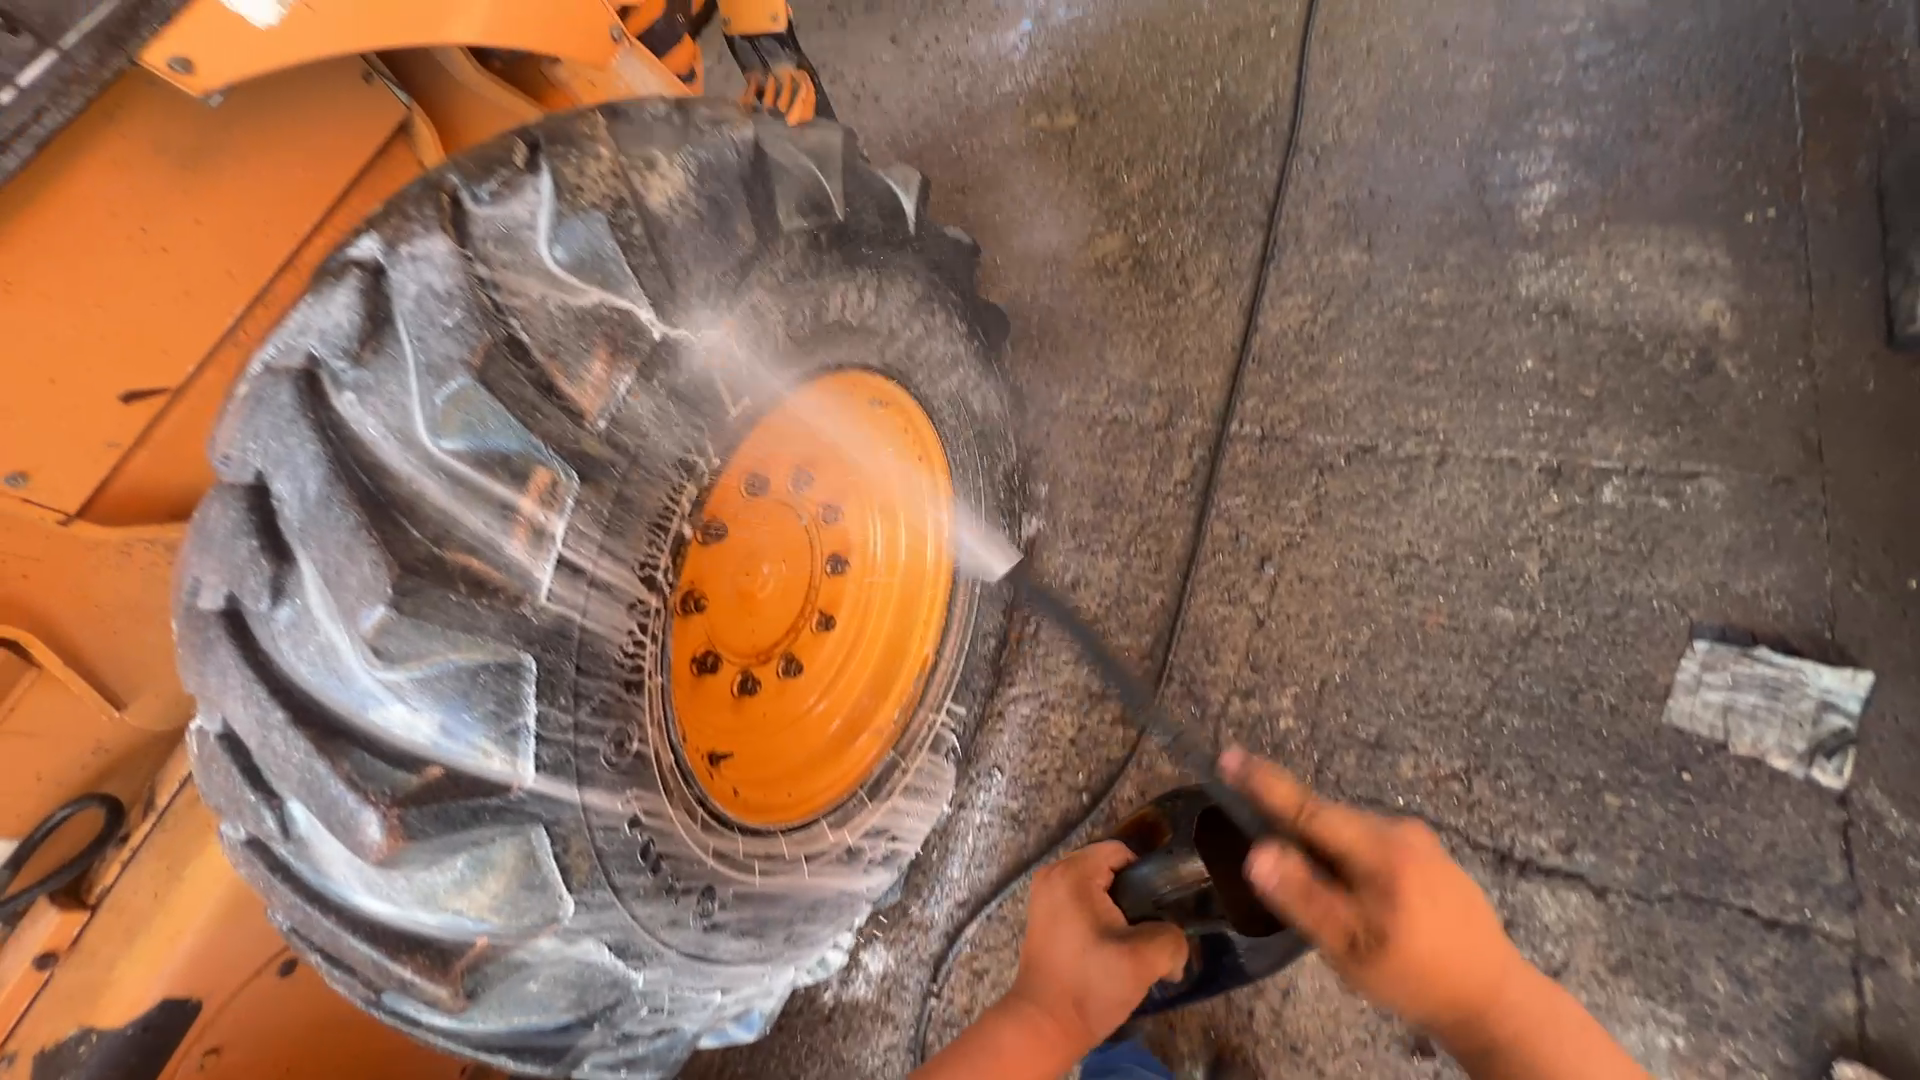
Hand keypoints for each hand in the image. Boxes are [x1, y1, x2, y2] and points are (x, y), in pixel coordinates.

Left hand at [1003, 841, 1189, 1052]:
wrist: (1044, 1023)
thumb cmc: (1091, 985)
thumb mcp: (1144, 960)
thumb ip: (1171, 938)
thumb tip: (1174, 939)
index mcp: (1073, 872)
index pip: (1119, 852)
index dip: (1144, 877)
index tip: (1156, 911)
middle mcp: (1053, 873)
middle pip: (1105, 867)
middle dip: (1129, 895)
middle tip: (1144, 930)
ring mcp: (1043, 893)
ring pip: (1092, 885)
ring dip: (1113, 908)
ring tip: (1126, 942)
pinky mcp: (1041, 914)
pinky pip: (1077, 899)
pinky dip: (1095, 915)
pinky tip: (1104, 947)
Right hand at [1219, 748, 1532, 1043]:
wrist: (1499, 1003)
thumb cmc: (1417, 977)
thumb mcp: (1352, 949)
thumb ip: (1303, 898)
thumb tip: (1256, 853)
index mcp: (1378, 851)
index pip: (1307, 808)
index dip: (1264, 783)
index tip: (1229, 756)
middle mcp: (1399, 832)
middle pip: (1326, 819)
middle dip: (1295, 831)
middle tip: (1273, 866)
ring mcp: (1420, 842)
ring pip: (1349, 834)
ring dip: (1325, 851)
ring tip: (1327, 900)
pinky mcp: (1431, 857)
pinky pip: (1372, 845)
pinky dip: (1351, 860)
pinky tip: (1360, 899)